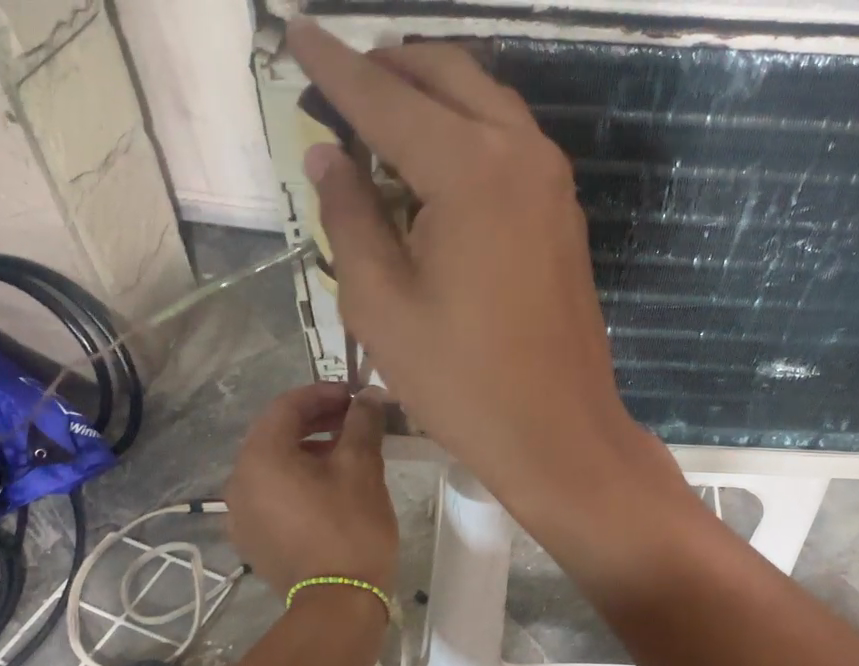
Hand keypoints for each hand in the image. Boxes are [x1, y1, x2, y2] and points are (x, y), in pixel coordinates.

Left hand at [226, 383, 397, 599]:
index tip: (357, 398)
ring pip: (273, 468)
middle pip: (276, 435)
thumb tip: (370, 397)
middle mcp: (239, 480)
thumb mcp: (362, 469)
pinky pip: (271, 497)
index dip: (324, 394)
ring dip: (307, 454)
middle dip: (316, 423)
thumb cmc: (350, 529)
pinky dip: (296, 485)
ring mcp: (240, 514)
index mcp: (260, 456)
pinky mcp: (252, 540)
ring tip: (346, 458)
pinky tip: (327, 494)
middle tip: (355, 424)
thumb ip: (363, 424)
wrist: (337, 603)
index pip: (287, 406)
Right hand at [287, 21, 679, 529]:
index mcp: (470, 169)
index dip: (334, 67)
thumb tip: (327, 156)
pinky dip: (467, 129)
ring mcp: (551, 182)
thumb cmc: (462, 381)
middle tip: (339, 79)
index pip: (386, 98)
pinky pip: (510, 142)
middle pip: (447, 75)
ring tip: (380, 114)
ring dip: (432, 94)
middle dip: (389, 67)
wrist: (558, 432)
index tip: (295, 31)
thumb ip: (349, 217)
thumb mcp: (381, 305)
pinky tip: (433, 162)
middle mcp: (520, 153)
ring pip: (485, 102)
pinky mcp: (563, 213)